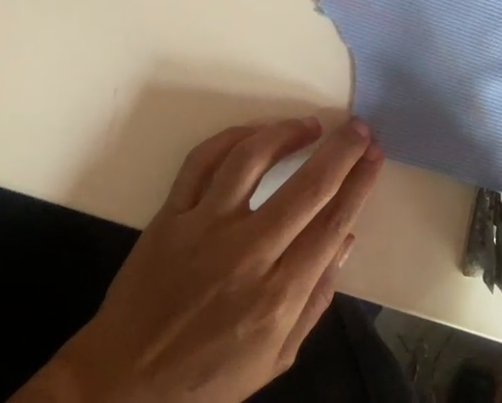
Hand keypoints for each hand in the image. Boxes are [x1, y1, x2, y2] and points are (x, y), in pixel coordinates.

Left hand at [16, 116, 384, 402]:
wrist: (126, 379)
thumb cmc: (207, 376)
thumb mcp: (276, 357)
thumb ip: (315, 300)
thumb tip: (345, 240)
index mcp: (278, 294)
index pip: (332, 222)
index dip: (359, 183)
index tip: (374, 155)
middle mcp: (247, 253)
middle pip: (306, 186)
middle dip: (341, 150)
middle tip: (358, 128)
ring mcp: (204, 228)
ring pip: (251, 160)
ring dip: (286, 133)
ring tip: (309, 125)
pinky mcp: (170, 215)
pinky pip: (202, 161)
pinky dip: (232, 137)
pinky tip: (255, 132)